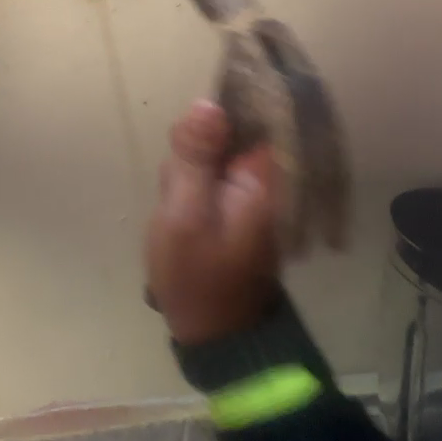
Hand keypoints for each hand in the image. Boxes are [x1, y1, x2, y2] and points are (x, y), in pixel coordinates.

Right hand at [144, 99, 281, 344]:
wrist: (215, 337)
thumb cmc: (197, 274)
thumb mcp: (184, 210)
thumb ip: (194, 157)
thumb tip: (207, 103)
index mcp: (260, 180)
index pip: (244, 120)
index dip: (209, 124)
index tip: (184, 149)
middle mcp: (265, 185)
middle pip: (223, 141)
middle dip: (192, 157)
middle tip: (176, 194)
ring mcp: (252, 203)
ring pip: (212, 164)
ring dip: (187, 178)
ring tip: (176, 212)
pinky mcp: (238, 217)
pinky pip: (211, 187)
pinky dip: (192, 197)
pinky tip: (181, 219)